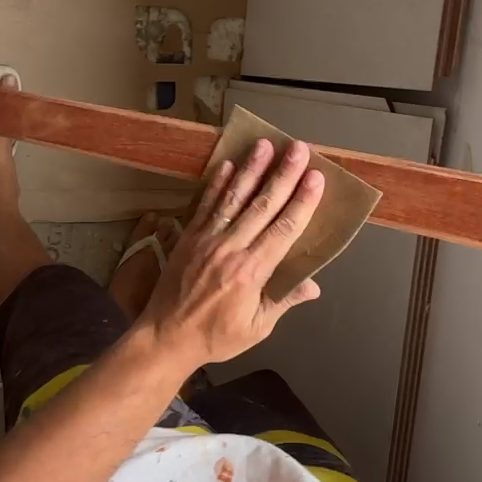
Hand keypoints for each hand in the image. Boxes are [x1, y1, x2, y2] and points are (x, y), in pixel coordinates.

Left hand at [134, 138, 325, 364]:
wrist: (166, 336)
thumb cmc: (215, 337)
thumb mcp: (257, 328)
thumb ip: (283, 300)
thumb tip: (313, 285)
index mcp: (252, 271)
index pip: (284, 229)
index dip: (302, 202)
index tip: (316, 178)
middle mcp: (231, 248)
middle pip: (263, 205)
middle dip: (283, 175)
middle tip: (298, 149)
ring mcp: (207, 239)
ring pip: (234, 198)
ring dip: (251, 169)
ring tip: (265, 144)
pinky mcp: (189, 237)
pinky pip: (205, 205)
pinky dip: (216, 183)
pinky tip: (227, 164)